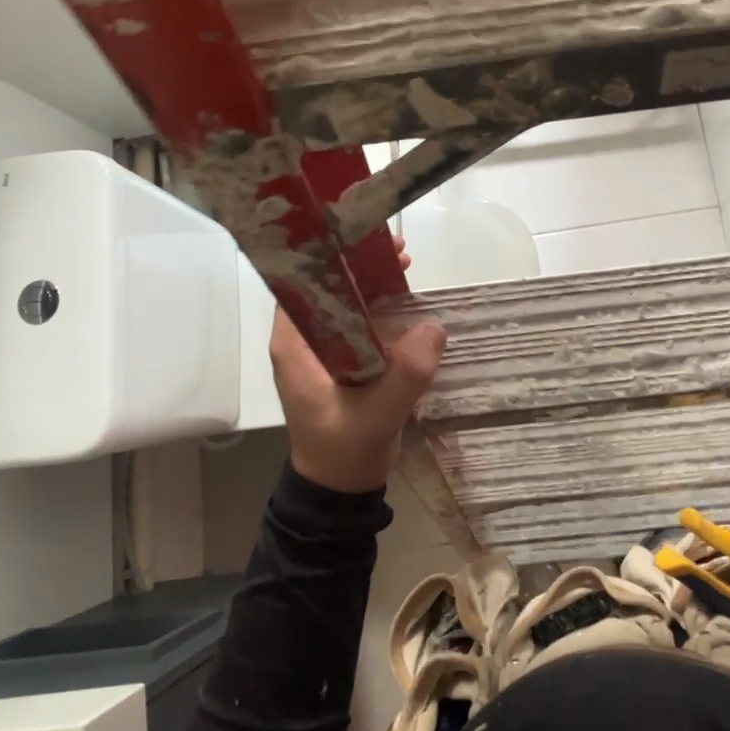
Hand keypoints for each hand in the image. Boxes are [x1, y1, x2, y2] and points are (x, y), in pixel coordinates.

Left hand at [270, 237, 446, 492]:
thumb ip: (404, 375)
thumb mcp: (376, 415)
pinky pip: (361, 324)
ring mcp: (325, 351)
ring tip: (404, 262)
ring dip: (372, 283)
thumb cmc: (344, 450)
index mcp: (295, 345)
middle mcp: (304, 340)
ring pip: (346, 303)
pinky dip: (382, 308)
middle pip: (326, 288)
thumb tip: (434, 328)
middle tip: (394, 248)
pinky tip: (408, 298)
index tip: (360, 240)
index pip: (298, 285)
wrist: (340, 490)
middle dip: (358, 264)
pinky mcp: (345, 362)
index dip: (327, 258)